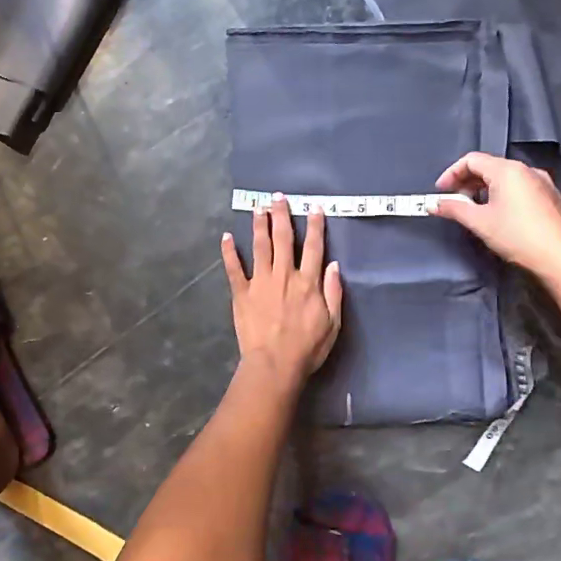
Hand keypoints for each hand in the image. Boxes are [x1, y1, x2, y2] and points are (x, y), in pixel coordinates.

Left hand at [221, 195, 343, 383]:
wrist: (275, 364)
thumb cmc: (307, 347)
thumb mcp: (333, 323)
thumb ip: (334, 292)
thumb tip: (334, 265)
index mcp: (308, 282)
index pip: (313, 247)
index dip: (315, 225)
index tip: (313, 207)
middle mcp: (284, 274)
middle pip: (284, 238)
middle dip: (282, 215)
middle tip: (278, 197)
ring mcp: (260, 281)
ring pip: (260, 246)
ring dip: (259, 225)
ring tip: (258, 207)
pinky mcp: (242, 292)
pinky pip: (233, 268)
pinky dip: (229, 252)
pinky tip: (226, 236)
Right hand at [429, 152, 560, 281]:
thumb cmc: (518, 236)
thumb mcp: (479, 222)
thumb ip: (453, 209)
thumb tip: (432, 204)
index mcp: (508, 170)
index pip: (471, 160)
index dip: (451, 174)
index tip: (440, 192)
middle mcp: (527, 170)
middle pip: (489, 167)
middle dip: (467, 182)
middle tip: (454, 203)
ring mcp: (543, 183)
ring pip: (505, 178)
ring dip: (484, 190)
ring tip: (474, 211)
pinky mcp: (551, 198)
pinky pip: (520, 188)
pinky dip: (502, 195)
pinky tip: (499, 216)